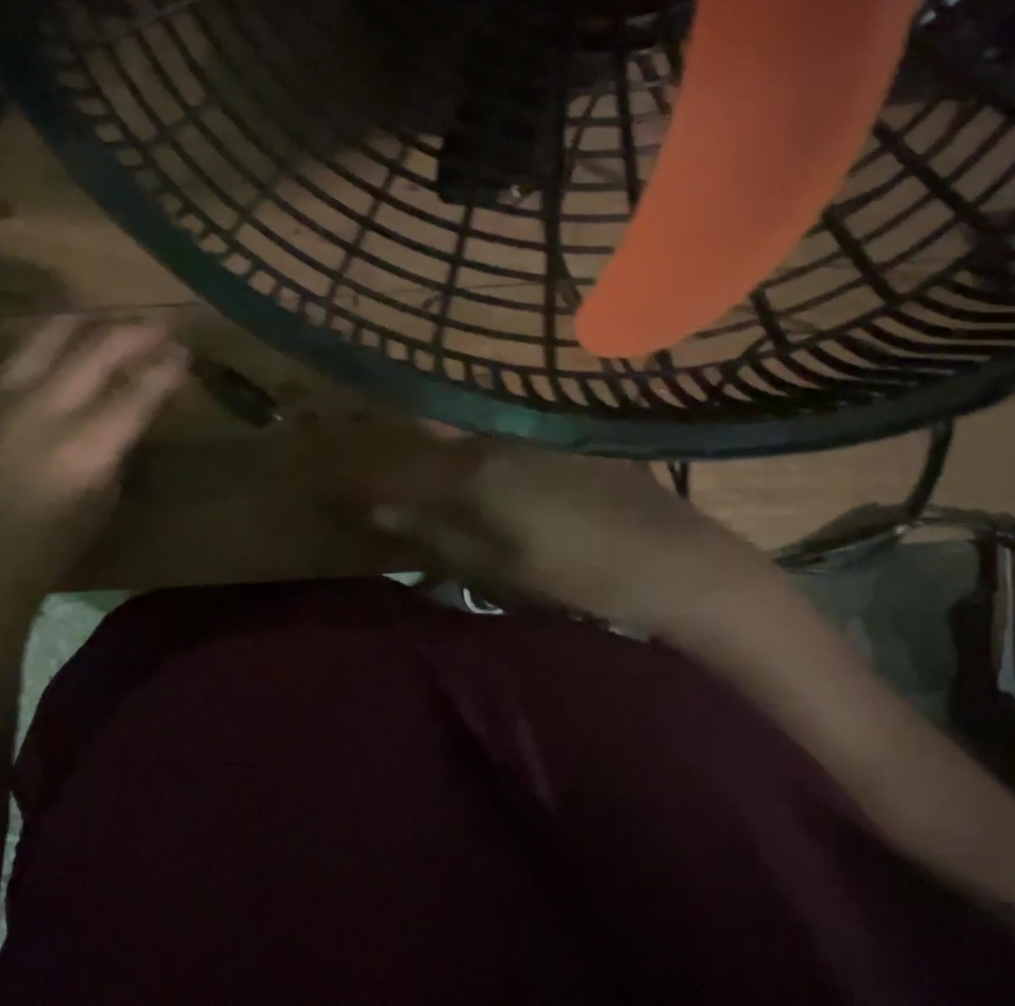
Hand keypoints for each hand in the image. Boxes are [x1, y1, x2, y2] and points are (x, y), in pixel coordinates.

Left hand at [0, 315, 188, 594]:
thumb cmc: (51, 544)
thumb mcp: (104, 498)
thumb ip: (120, 442)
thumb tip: (135, 403)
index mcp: (86, 445)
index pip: (140, 391)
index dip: (168, 368)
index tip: (184, 353)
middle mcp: (44, 408)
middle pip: (100, 349)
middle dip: (138, 331)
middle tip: (159, 324)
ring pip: (43, 334)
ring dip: (78, 320)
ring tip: (96, 319)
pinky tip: (14, 340)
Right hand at [362, 432, 787, 638]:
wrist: (682, 567)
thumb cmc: (577, 577)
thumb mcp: (492, 566)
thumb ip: (430, 533)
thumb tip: (375, 510)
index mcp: (474, 470)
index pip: (397, 464)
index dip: (361, 476)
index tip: (332, 487)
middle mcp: (498, 439)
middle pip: (427, 443)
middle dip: (396, 462)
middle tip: (375, 490)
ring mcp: (535, 438)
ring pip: (463, 441)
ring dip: (436, 460)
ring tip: (422, 491)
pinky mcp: (565, 445)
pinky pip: (498, 445)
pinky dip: (475, 463)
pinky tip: (481, 488)